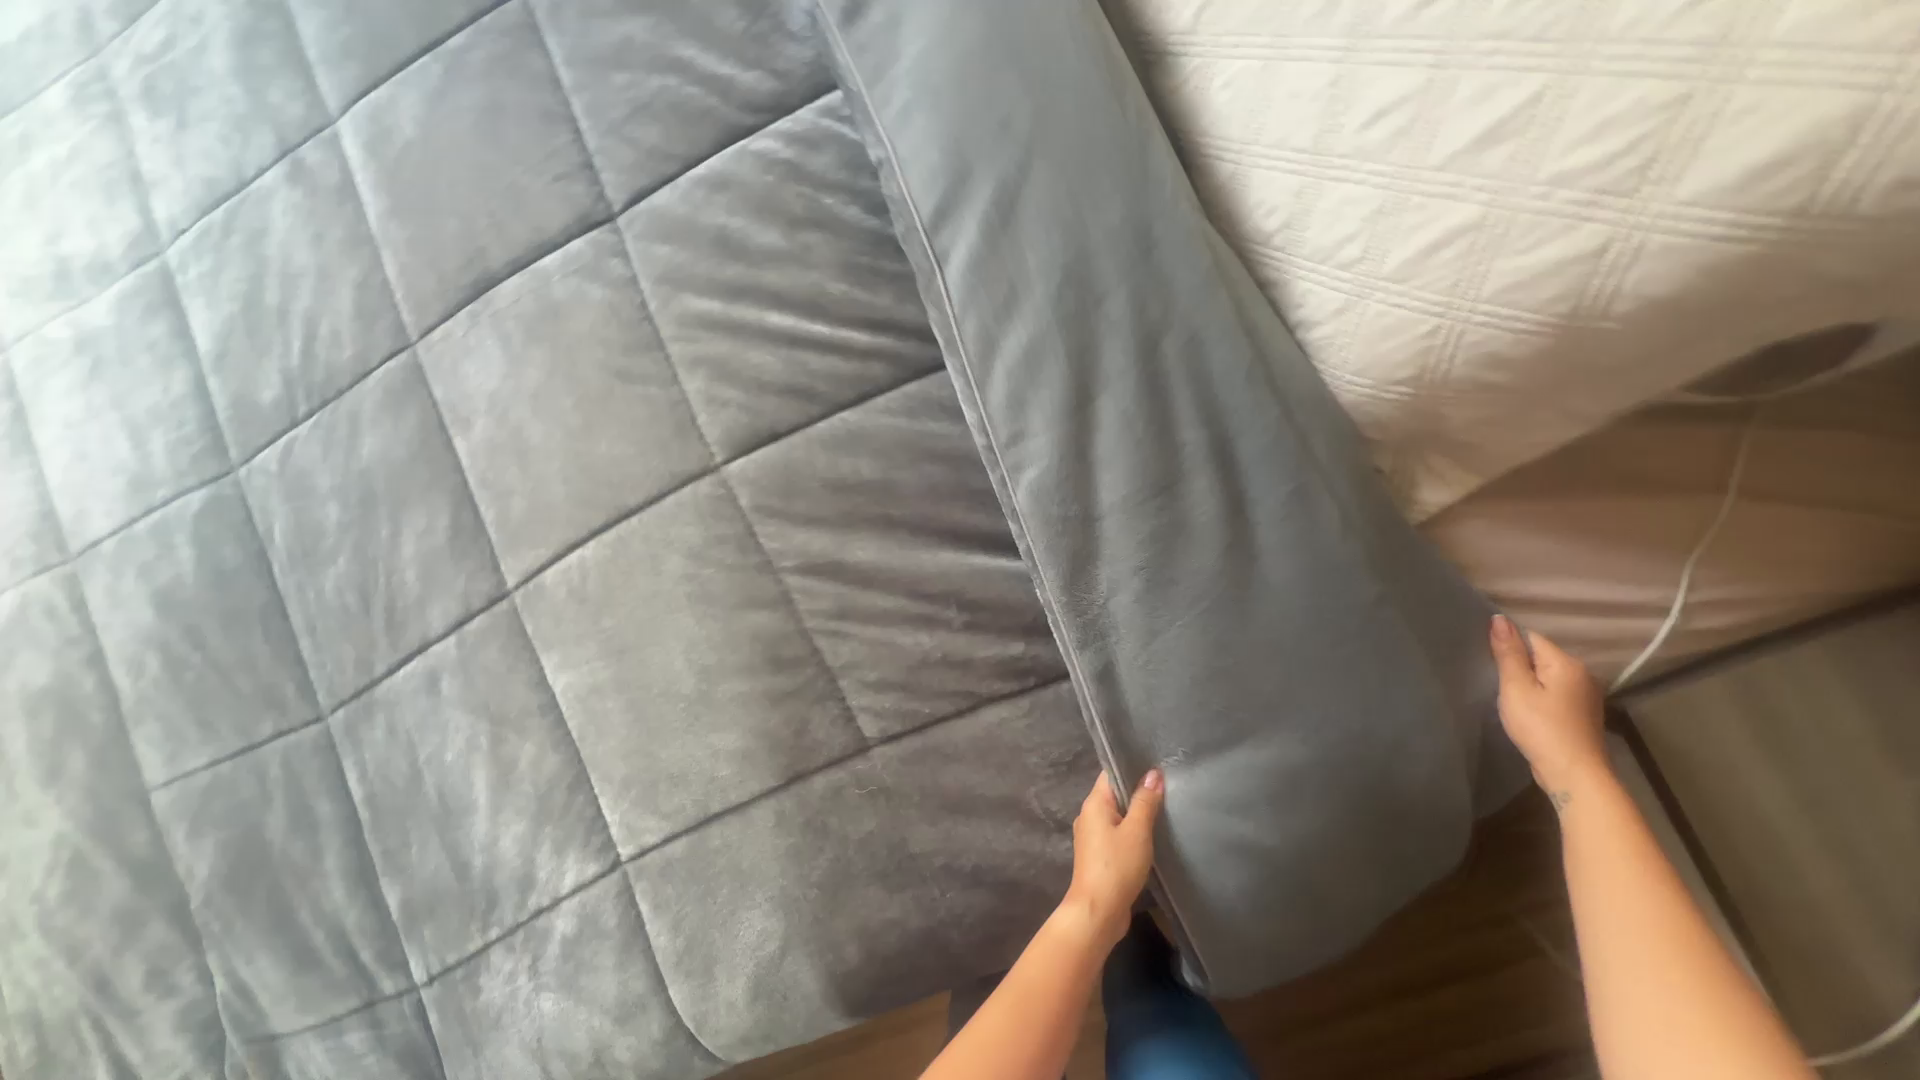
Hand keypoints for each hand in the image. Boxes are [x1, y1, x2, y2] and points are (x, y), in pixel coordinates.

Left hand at [1063, 769, 1164, 947]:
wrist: (1098, 912)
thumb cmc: (1116, 866)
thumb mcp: (1137, 831)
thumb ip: (1145, 802)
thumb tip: (1153, 773)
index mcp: (1094, 804)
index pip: (1111, 774)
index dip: (1132, 768)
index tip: (1157, 766)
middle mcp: (1089, 816)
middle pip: (1115, 795)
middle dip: (1138, 792)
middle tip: (1168, 788)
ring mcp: (1092, 838)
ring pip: (1118, 817)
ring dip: (1137, 816)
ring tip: (1165, 811)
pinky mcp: (1099, 857)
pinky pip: (1117, 836)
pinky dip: (1133, 834)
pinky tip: (1152, 838)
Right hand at [1490, 615, 1609, 805]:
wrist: (1573, 773)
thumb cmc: (1540, 727)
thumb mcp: (1516, 688)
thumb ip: (1508, 653)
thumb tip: (1500, 619)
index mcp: (1566, 663)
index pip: (1531, 638)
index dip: (1508, 647)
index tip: (1490, 664)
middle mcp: (1582, 673)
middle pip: (1541, 657)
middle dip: (1519, 665)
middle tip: (1497, 683)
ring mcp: (1586, 694)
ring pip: (1548, 676)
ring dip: (1530, 682)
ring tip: (1511, 698)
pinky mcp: (1583, 713)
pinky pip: (1556, 693)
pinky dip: (1541, 697)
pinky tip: (1530, 712)